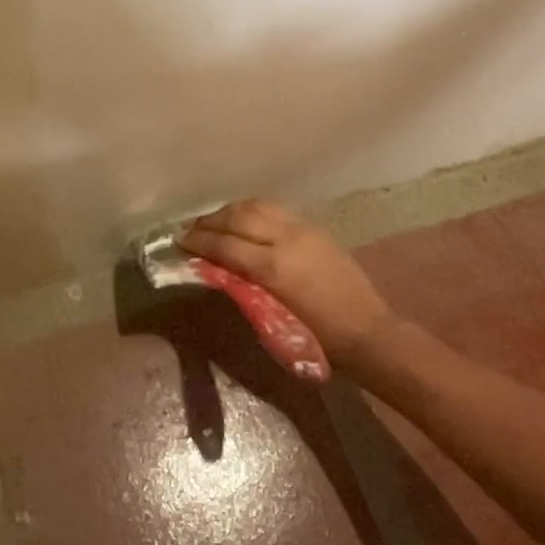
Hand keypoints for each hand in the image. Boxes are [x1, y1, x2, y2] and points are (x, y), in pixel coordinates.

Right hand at [178, 199, 396, 362]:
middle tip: (190, 229)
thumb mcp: (272, 318)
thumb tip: (213, 270)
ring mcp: (303, 229)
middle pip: (238, 216)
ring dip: (231, 210)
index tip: (177, 241)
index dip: (198, 241)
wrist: (367, 332)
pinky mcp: (315, 229)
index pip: (225, 244)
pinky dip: (253, 210)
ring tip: (214, 222)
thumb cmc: (318, 339)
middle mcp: (286, 239)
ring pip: (257, 205)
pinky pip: (276, 210)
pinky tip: (245, 221)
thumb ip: (242, 288)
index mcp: (273, 266)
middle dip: (210, 220)